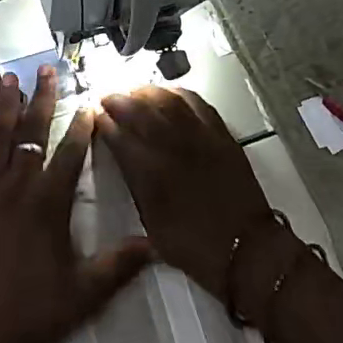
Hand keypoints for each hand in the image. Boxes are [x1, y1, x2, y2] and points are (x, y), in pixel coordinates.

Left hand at [0, 67, 151, 342]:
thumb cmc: (35, 312)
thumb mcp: (86, 292)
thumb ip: (120, 264)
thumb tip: (156, 244)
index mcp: (48, 205)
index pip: (70, 155)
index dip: (82, 127)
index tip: (89, 102)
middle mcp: (17, 189)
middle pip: (32, 134)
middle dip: (41, 100)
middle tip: (47, 69)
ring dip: (3, 107)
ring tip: (7, 77)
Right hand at [95, 86, 297, 304]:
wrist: (247, 251)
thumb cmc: (193, 245)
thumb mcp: (151, 221)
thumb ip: (135, 184)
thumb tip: (124, 157)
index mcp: (150, 172)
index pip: (118, 135)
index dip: (103, 122)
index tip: (95, 116)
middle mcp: (172, 147)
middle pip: (139, 109)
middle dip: (118, 100)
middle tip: (107, 98)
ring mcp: (199, 137)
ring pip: (167, 99)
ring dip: (145, 92)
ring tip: (133, 92)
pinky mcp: (221, 135)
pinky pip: (196, 103)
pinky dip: (177, 93)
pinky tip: (167, 94)